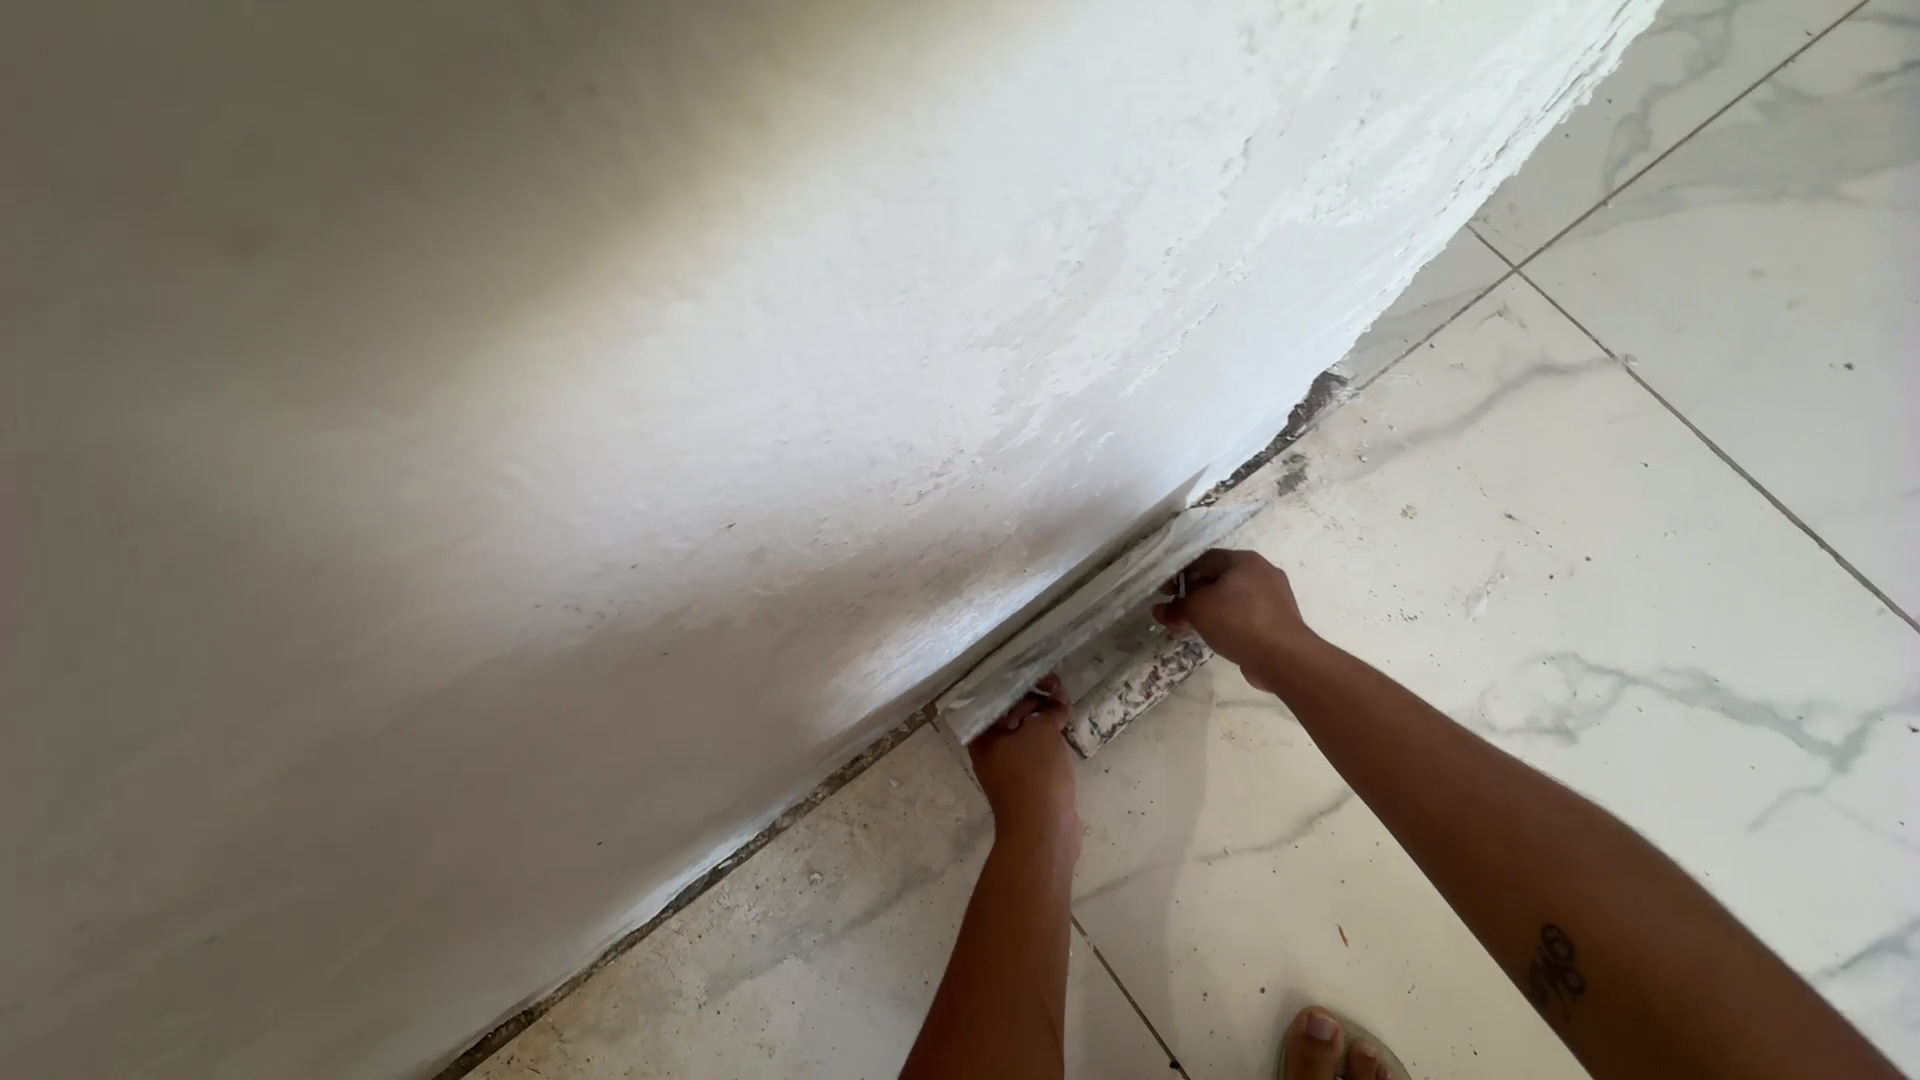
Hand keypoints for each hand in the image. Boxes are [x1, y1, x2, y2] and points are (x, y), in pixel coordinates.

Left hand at [968, 674, 1079, 855]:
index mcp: (983, 736)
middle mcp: (990, 750)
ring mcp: (1008, 767)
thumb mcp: (1042, 732)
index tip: (1042, 675)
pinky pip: (1036, 750)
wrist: (1044, 831)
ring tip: (1065, 705)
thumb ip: (1048, 710)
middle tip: (1058, 689)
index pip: (997, 698)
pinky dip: (1048, 738)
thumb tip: (1057, 702)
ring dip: (1043, 718)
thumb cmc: (1035, 774)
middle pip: (1010, 714)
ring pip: (1025, 733)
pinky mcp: (1027, 781)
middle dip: (1034, 700)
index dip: (1019, 683)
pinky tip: (1065, 728)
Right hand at [1152, 549, 1318, 689]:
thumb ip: (1175, 607)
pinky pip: (1247, 615)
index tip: (1165, 593)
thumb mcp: (1197, 610)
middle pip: (1219, 578)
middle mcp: (1262, 571)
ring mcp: (1275, 596)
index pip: (1203, 559)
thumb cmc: (1237, 620)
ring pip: (1232, 598)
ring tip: (1193, 627)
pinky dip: (1229, 622)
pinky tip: (1217, 637)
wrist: (1283, 656)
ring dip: (1210, 610)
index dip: (1179, 575)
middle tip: (1177, 612)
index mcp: (1243, 560)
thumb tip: (1158, 610)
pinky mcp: (1280, 619)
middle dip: (1194, 595)